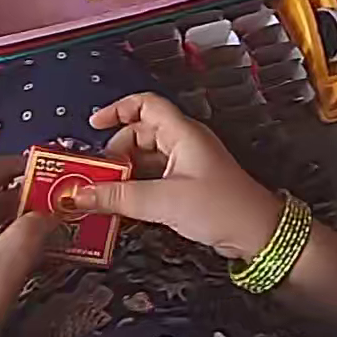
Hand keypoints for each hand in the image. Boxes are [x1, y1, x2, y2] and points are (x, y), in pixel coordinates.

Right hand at [68, 93, 284, 261]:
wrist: (256, 232)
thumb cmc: (218, 207)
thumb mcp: (163, 201)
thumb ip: (119, 197)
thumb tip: (79, 194)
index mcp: (181, 132)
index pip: (145, 104)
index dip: (117, 109)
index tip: (93, 125)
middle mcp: (183, 141)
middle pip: (140, 132)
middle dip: (116, 150)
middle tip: (96, 174)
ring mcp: (187, 161)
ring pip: (146, 155)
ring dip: (125, 170)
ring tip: (104, 192)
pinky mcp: (188, 181)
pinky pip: (155, 173)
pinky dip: (137, 183)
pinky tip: (123, 202)